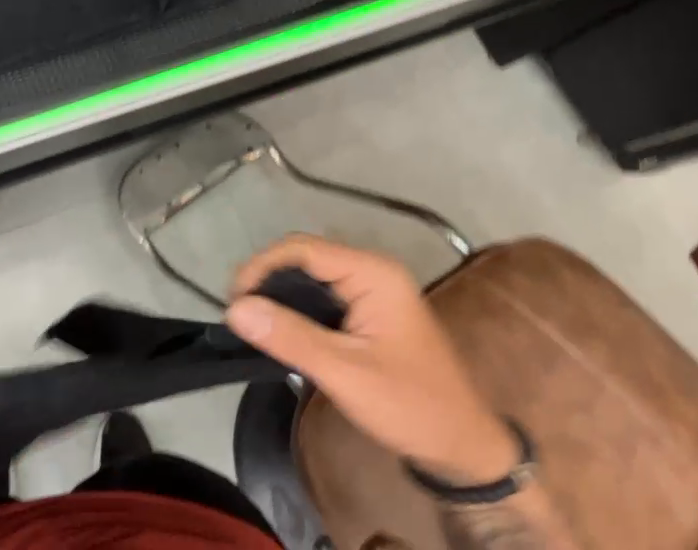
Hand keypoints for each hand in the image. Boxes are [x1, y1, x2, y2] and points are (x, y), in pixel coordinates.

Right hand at [226, 235, 517, 484]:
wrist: (464, 447)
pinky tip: (280, 331)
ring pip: (310, 277)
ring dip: (280, 296)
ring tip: (252, 323)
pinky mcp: (369, 312)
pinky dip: (297, 309)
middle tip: (239, 315)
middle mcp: (373, 272)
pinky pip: (322, 297)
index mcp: (373, 274)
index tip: (234, 301)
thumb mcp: (345, 373)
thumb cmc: (410, 405)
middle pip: (304, 258)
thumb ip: (290, 336)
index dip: (261, 267)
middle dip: (267, 280)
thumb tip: (234, 308)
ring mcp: (373, 291)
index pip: (302, 249)